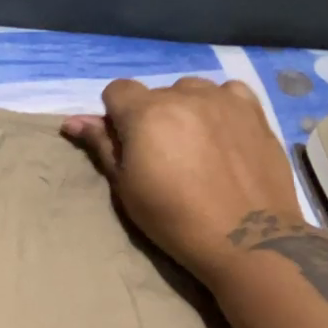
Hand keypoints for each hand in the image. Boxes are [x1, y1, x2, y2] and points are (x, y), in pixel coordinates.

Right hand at [61, 77, 301, 280]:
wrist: (246, 237)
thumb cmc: (173, 217)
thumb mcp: (125, 186)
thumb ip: (101, 145)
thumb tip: (72, 122)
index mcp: (146, 114)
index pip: (117, 90)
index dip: (114, 114)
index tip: (124, 141)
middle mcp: (184, 96)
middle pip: (154, 92)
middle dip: (149, 115)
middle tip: (160, 151)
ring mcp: (224, 100)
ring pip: (190, 89)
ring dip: (183, 107)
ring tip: (193, 140)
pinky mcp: (255, 111)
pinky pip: (229, 91)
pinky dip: (219, 104)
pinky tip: (221, 130)